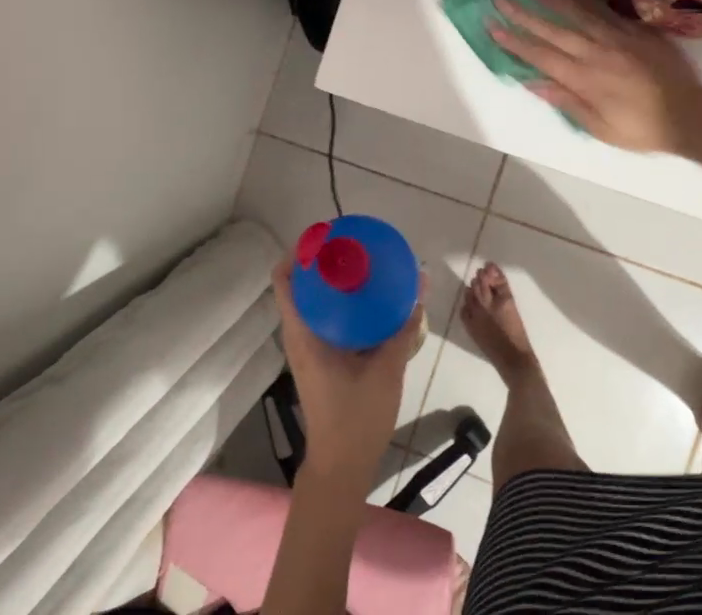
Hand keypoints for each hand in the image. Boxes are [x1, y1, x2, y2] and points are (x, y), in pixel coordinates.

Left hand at [272, 257, 423, 482]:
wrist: (342, 465)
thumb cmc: (356, 418)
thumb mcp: (386, 371)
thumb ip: (402, 333)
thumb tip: (418, 296)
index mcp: (302, 335)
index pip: (283, 282)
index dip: (296, 254)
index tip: (322, 237)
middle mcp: (298, 337)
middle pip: (297, 288)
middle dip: (319, 264)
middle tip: (351, 248)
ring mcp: (307, 351)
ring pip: (311, 306)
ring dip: (329, 286)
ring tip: (361, 269)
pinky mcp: (319, 362)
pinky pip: (324, 323)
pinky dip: (339, 308)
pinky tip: (368, 306)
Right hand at [489, 0, 701, 153]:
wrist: (690, 115)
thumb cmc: (641, 129)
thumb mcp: (599, 127)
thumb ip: (566, 101)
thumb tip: (532, 81)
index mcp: (583, 78)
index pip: (540, 55)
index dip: (514, 40)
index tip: (492, 26)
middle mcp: (596, 52)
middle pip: (553, 29)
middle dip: (523, 13)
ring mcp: (617, 38)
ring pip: (578, 12)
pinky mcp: (636, 32)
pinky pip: (605, 11)